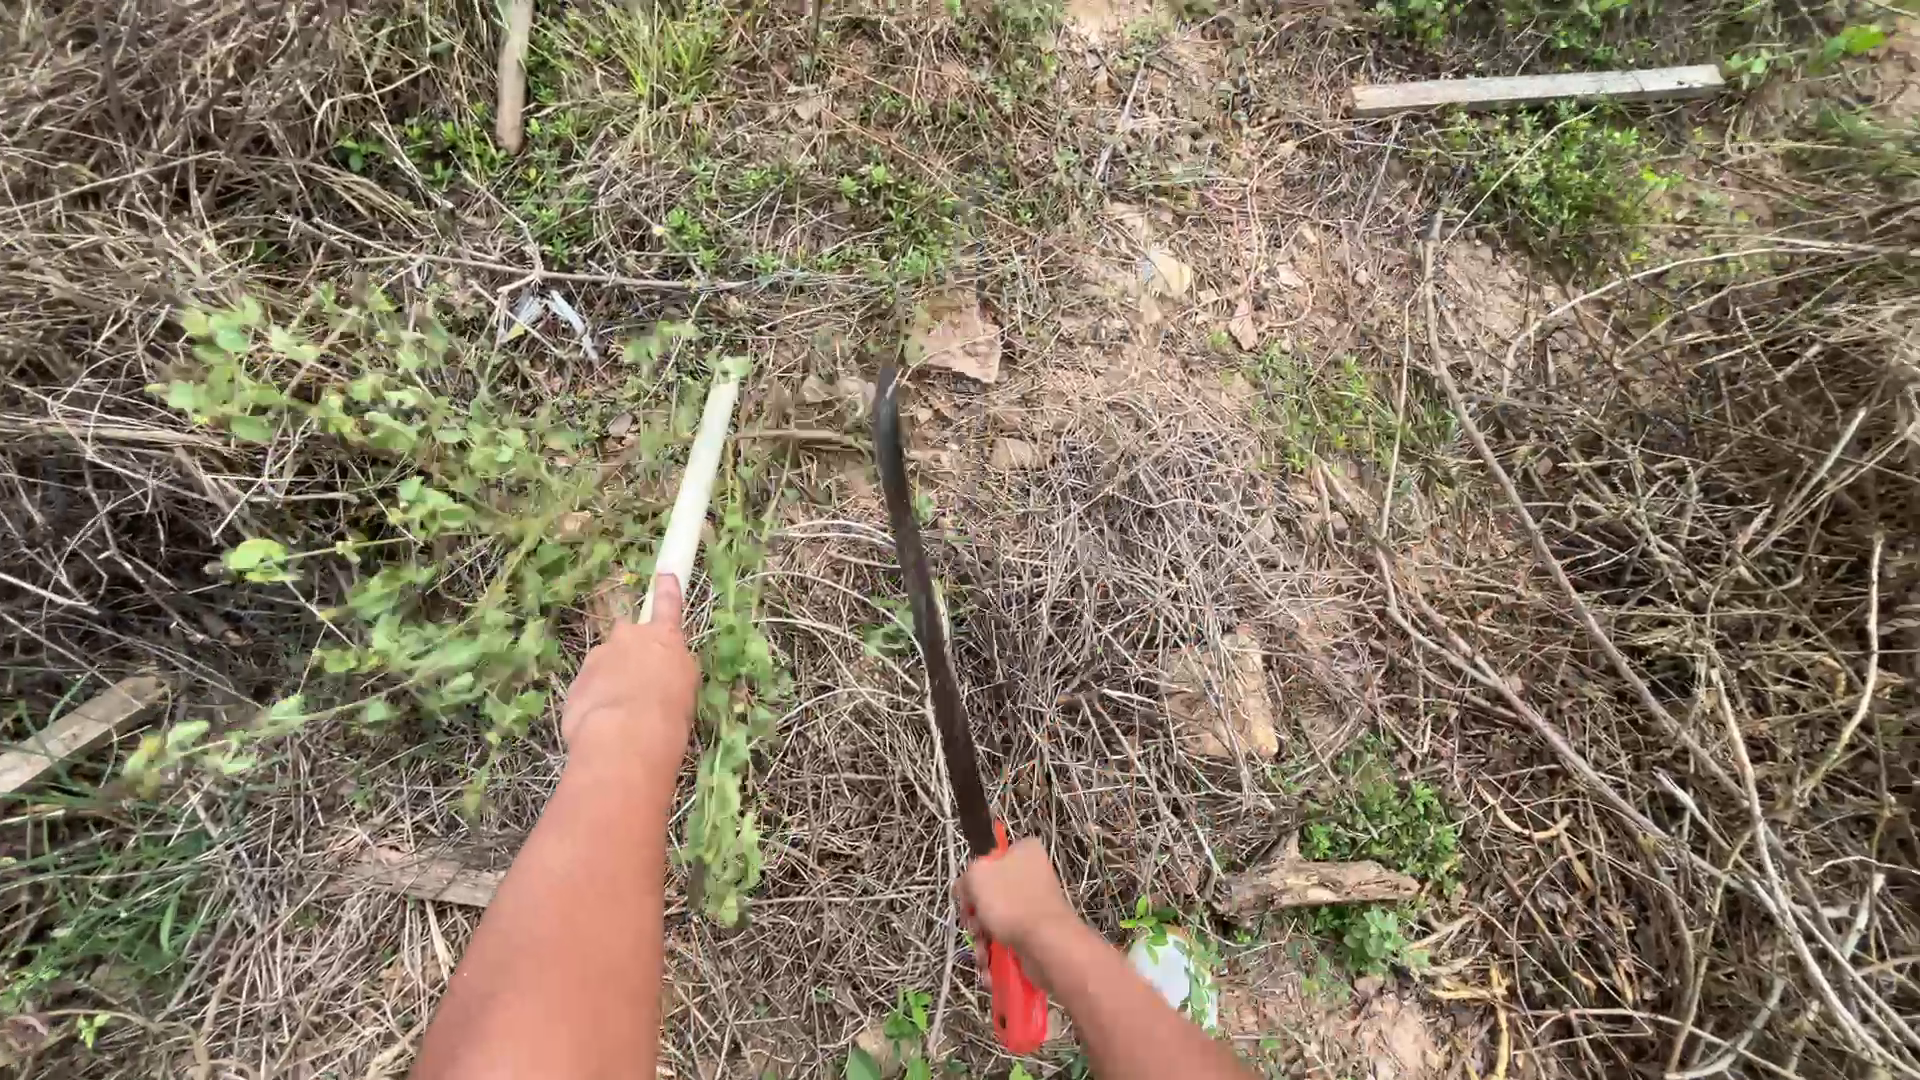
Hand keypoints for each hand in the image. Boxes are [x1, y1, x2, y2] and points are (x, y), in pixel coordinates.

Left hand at [561, 575, 698, 761]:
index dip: (667, 589)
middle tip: (638, 681)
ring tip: (621, 712)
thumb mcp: (686, 685)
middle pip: (628, 635)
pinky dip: (596, 700)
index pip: (668, 605)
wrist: (625, 734)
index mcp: (664, 637)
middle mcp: (629, 638)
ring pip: (605, 663)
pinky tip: (605, 722)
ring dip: (611, 679)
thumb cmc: (670, 710)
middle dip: (630, 651)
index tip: (664, 573)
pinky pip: (588, 687)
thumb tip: (661, 668)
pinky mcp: (575, 682)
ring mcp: (598, 658)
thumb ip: (672, 666)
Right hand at [954, 838, 1081, 959]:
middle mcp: (1033, 875)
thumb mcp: (977, 876)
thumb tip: (966, 888)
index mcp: (1025, 851)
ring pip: (996, 920)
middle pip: (990, 893)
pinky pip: (1008, 941)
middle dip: (976, 917)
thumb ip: (966, 876)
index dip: (973, 879)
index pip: (990, 858)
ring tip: (983, 954)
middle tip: (975, 927)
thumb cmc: (1011, 901)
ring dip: (982, 941)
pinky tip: (990, 967)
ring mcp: (1035, 906)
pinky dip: (996, 955)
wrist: (1047, 943)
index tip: (967, 898)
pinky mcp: (1036, 933)